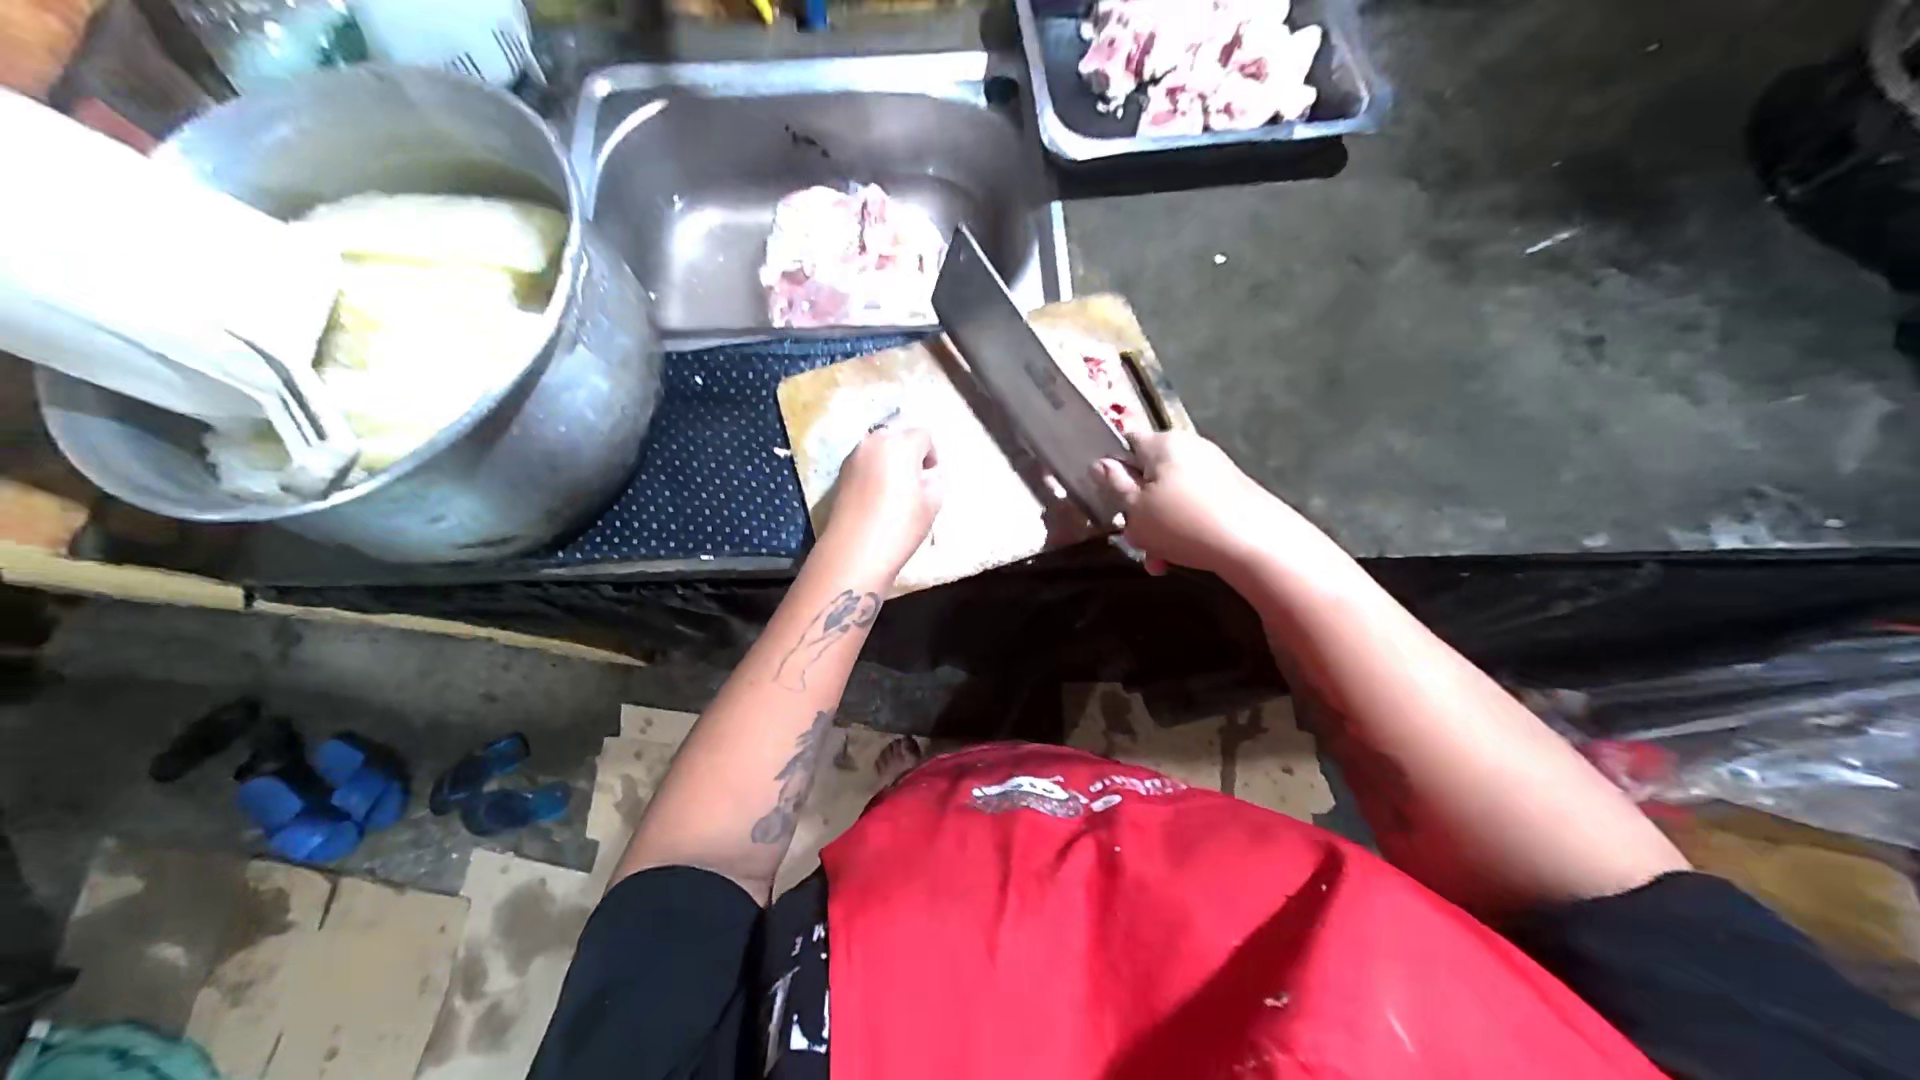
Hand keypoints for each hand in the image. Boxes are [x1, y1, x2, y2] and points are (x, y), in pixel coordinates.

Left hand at [821, 426, 942, 576]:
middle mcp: (873, 442)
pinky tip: (877, 495)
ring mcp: (853, 456)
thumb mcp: (932, 505)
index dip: (931, 454)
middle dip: (909, 452)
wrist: (854, 551)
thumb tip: (926, 477)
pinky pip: (864, 462)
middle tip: (915, 479)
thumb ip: (934, 482)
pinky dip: (873, 470)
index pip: (923, 435)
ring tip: (895, 488)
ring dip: (889, 460)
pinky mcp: (840, 474)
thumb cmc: (900, 526)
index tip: (931, 475)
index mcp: (900, 444)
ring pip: (878, 448)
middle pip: (897, 436)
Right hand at [1091, 430, 1341, 578]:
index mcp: (1163, 443)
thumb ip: (1114, 485)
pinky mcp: (1232, 491)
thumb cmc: (1184, 523)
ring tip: (1159, 559)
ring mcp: (1215, 468)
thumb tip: (1100, 464)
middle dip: (1138, 509)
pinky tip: (1180, 557)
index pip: (1126, 442)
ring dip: (1159, 526)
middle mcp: (1191, 447)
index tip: (1111, 501)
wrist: (1258, 544)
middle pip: (1149, 474)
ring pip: (1170, 496)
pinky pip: (1194, 505)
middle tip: (1136, 539)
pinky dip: (1183, 528)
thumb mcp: (1136, 510)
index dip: (1113, 470)